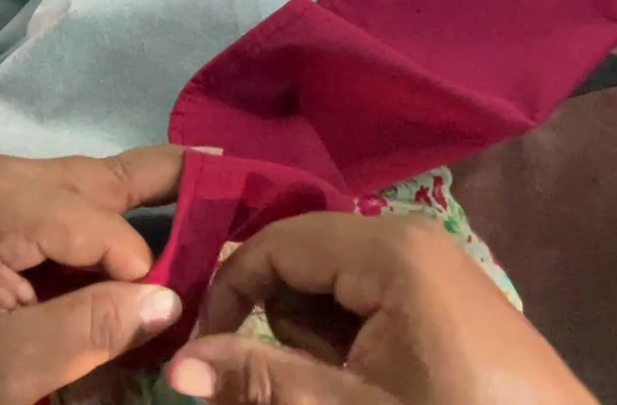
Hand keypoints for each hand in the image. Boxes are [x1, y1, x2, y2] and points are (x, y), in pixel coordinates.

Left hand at [0, 146, 188, 404]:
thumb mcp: (10, 370)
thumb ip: (93, 328)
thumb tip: (171, 298)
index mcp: (9, 203)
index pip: (108, 226)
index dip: (145, 270)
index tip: (172, 314)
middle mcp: (9, 176)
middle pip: (106, 181)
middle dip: (166, 185)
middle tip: (230, 178)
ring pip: (89, 187)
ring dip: (135, 205)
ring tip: (197, 196)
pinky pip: (63, 206)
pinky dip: (100, 222)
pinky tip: (133, 231)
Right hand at [164, 213, 595, 403]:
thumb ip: (261, 381)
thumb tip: (174, 367)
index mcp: (387, 247)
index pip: (275, 243)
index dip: (230, 291)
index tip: (204, 350)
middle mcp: (404, 230)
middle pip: (300, 254)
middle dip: (283, 318)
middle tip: (312, 384)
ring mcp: (428, 253)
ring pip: (328, 274)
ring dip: (315, 332)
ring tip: (351, 386)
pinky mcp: (442, 282)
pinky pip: (364, 287)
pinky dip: (348, 331)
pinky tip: (374, 378)